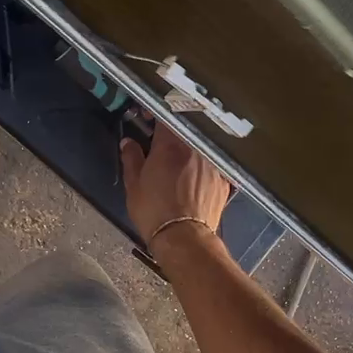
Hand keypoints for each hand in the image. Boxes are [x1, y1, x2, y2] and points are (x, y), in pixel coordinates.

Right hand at [120, 125, 232, 253]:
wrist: (184, 238)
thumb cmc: (154, 211)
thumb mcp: (134, 185)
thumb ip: (132, 158)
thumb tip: (128, 142)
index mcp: (170, 144)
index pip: (163, 115)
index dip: (154, 113)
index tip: (146, 119)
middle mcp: (195, 147)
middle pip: (185, 129)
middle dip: (172, 131)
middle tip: (161, 140)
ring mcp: (212, 163)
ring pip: (201, 146)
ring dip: (190, 148)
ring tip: (180, 160)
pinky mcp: (224, 180)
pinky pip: (213, 165)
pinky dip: (205, 166)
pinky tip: (198, 176)